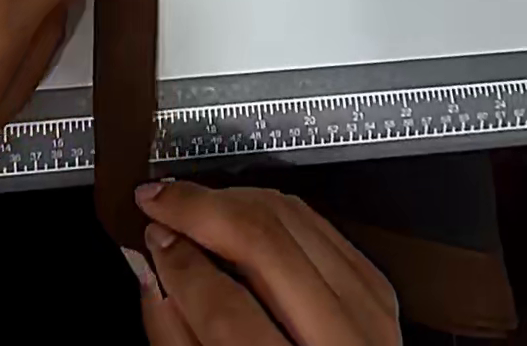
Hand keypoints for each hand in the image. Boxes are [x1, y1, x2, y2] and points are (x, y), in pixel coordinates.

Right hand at [136, 181, 399, 345]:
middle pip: (262, 242)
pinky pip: (311, 219)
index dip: (180, 265)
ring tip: (187, 200)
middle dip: (198, 208)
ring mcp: (369, 311)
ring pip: (287, 215)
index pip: (228, 312)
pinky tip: (232, 207)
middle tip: (157, 196)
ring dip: (227, 197)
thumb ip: (175, 342)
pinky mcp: (376, 286)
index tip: (150, 232)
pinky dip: (264, 205)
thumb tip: (151, 267)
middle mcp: (346, 345)